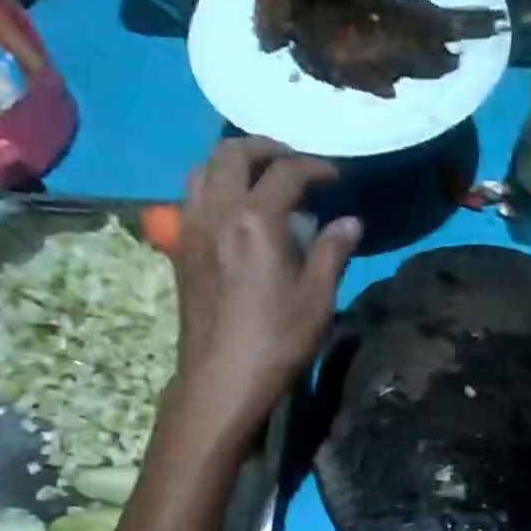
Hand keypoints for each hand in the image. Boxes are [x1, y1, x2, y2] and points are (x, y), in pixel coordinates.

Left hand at [167, 137, 360, 439]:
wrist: (220, 381)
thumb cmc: (275, 342)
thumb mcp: (316, 300)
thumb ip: (332, 252)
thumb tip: (350, 222)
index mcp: (255, 220)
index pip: (287, 172)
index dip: (316, 167)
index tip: (334, 178)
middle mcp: (217, 212)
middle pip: (233, 153)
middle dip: (266, 149)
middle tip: (292, 163)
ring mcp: (191, 230)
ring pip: (202, 171)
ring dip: (232, 164)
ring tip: (258, 181)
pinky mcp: (180, 251)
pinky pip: (191, 199)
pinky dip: (212, 189)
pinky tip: (232, 214)